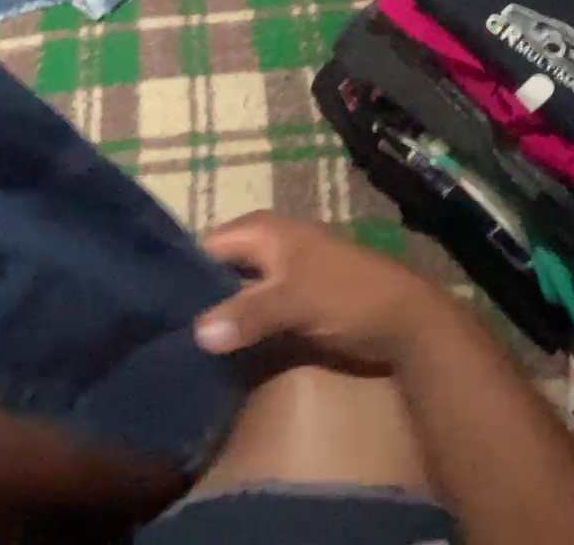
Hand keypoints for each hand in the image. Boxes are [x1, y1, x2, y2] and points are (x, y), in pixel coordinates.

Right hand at [193, 212, 454, 366]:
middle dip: (201, 296)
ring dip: (222, 313)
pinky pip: (255, 305)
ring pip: (237, 288)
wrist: (410, 320)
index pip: (205, 247)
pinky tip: (227, 344)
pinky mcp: (294, 295)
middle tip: (173, 329)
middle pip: (219, 267)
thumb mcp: (292, 303)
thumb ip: (245, 315)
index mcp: (261, 229)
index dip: (184, 275)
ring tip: (192, 341)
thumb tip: (197, 333)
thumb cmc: (347, 296)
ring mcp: (281, 268)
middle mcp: (266, 241)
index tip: (163, 308)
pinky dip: (243, 322)